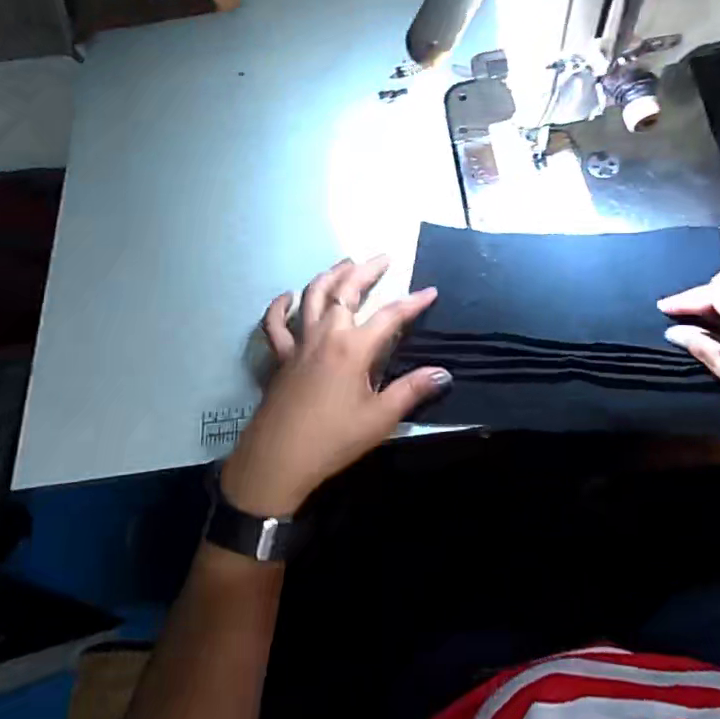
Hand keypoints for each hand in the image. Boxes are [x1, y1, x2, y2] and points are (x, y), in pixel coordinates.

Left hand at [219, 256, 448, 517]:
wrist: (277, 461)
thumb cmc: (333, 439)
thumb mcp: (380, 418)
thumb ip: (412, 390)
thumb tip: (444, 372)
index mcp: (353, 348)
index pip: (390, 316)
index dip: (413, 302)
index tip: (431, 292)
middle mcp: (325, 336)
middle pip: (346, 292)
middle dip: (366, 271)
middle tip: (384, 257)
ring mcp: (299, 344)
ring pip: (312, 297)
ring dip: (330, 276)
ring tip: (344, 262)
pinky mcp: (280, 358)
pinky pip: (276, 325)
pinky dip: (280, 306)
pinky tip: (288, 296)